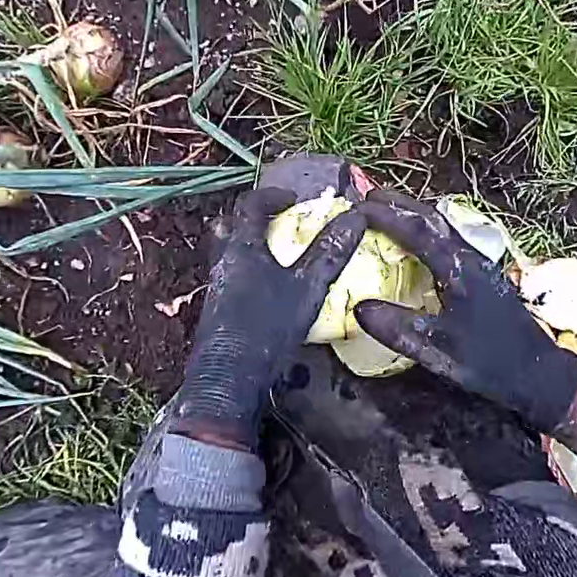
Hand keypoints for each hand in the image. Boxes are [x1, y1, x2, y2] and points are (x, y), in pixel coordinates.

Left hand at [167, 186, 365, 450]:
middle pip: (229, 226)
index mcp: (241, 248)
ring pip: (228, 252)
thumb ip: (332, 251)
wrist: (228, 380)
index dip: (272, 195)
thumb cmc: (268, 326)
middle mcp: (224, 263)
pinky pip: (232, 274)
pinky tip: (271, 285)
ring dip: (250, 243)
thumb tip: (358, 215)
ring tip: (279, 251)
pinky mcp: (219, 309)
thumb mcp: (309, 286)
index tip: (295, 198)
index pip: (250, 206)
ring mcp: (218, 287)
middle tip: (279, 220)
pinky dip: (250, 267)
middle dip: (253, 217)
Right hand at [351, 190, 576, 431]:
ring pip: (442, 226)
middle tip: (369, 197)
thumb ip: (399, 328)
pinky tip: (417, 242)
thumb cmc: (489, 361)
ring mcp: (479, 262)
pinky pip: (448, 238)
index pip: (418, 231)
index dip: (387, 216)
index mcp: (458, 269)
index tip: (359, 206)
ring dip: (414, 214)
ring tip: (387, 211)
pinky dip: (426, 230)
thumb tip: (360, 308)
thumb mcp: (439, 350)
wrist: (537, 370)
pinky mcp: (483, 272)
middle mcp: (470, 256)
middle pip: (432, 218)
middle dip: (399, 204)